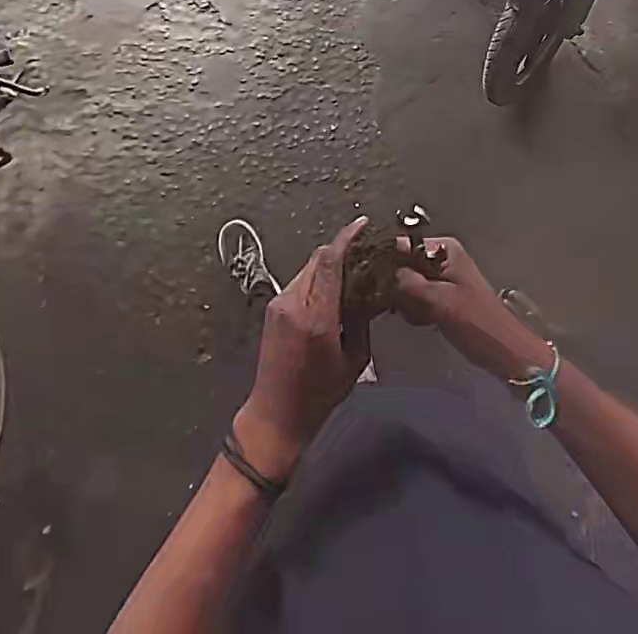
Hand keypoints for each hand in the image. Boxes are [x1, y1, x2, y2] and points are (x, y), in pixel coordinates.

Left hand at [232, 218, 371, 478]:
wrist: (275, 413)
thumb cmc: (318, 394)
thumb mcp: (354, 360)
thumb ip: (360, 321)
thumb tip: (364, 294)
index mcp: (315, 317)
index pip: (330, 262)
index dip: (347, 238)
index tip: (362, 225)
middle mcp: (293, 304)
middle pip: (317, 258)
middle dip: (340, 248)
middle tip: (364, 249)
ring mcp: (278, 305)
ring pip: (308, 268)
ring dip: (329, 263)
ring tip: (352, 270)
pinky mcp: (273, 309)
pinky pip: (300, 282)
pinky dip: (318, 277)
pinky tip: (332, 288)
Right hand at [394, 237, 550, 381]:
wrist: (504, 352)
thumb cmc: (476, 322)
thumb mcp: (437, 300)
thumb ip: (405, 281)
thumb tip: (379, 269)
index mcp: (444, 248)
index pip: (401, 245)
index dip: (387, 263)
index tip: (378, 282)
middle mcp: (441, 257)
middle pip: (402, 266)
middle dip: (400, 288)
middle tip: (411, 307)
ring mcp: (441, 277)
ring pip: (406, 285)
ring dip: (408, 304)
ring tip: (422, 317)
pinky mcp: (441, 296)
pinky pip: (415, 299)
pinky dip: (416, 311)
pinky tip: (425, 321)